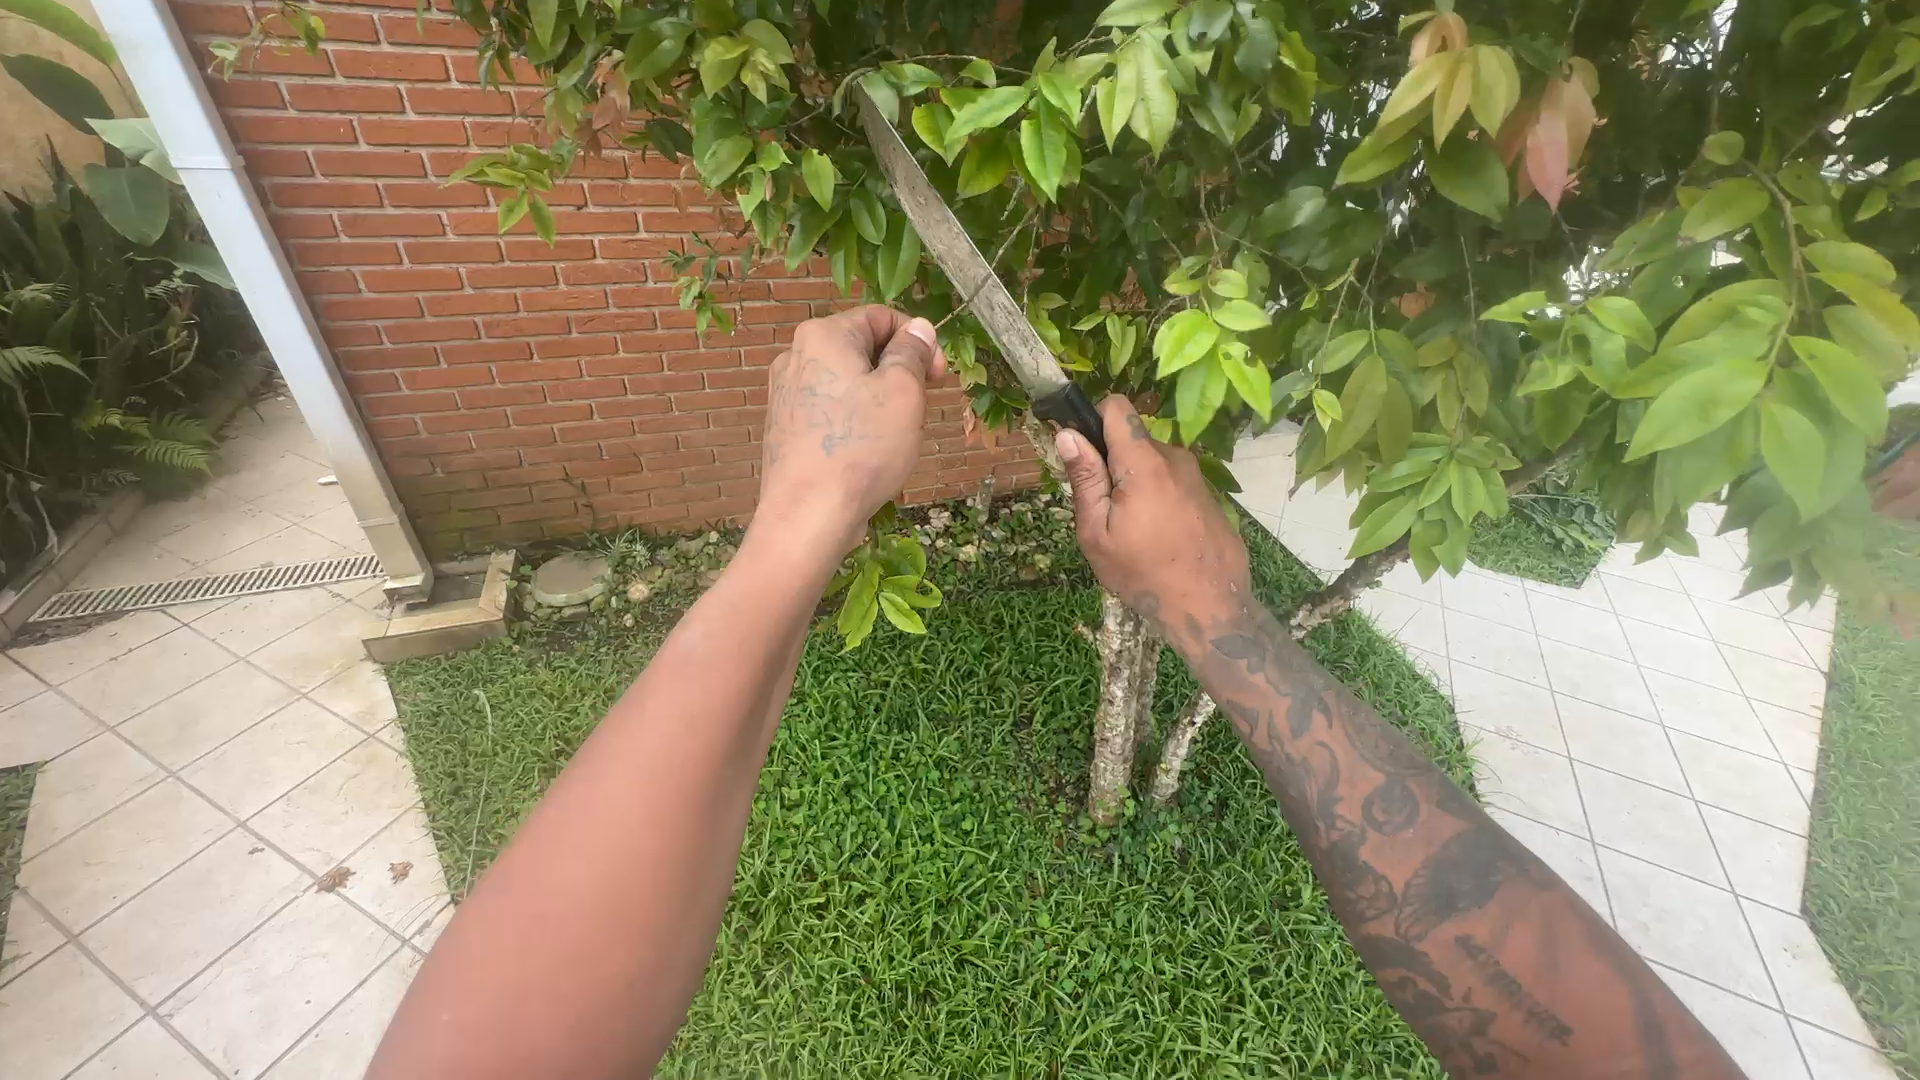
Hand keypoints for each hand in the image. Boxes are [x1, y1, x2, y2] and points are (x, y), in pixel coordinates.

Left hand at [756, 306, 945, 558]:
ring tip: (893, 438)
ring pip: (847, 384)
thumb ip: (912, 352)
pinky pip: (830, 412)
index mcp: (823, 336)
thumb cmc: (862, 448)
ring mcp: (785, 395)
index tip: (939, 375)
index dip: (917, 340)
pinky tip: (866, 454)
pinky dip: (854, 423)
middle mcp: (795, 357)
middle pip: (861, 350)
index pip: (880, 317)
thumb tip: (918, 328)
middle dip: (897, 374)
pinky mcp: (784, 429)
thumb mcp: (903, 392)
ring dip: (878, 401)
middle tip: (918, 409)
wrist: (808, 514)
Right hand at [1057, 396, 1251, 640]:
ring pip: (1151, 462)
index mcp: (1143, 463)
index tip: (1085, 455)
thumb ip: (1085, 480)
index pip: (1117, 407)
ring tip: (1132, 529)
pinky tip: (1158, 536)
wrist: (1209, 606)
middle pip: (1132, 439)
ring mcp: (1195, 475)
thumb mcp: (1097, 533)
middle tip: (1106, 512)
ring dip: (1135, 483)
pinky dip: (1157, 497)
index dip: (1094, 421)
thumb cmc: (1143, 574)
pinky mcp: (1207, 493)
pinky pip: (1171, 480)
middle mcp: (1174, 458)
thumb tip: (1067, 435)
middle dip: (1113, 464)